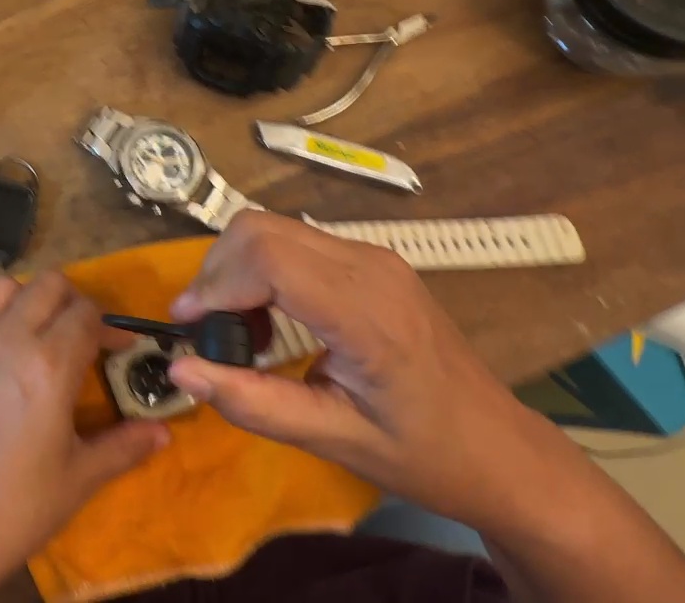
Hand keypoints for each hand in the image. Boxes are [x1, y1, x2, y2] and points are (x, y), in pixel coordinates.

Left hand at [0, 273, 167, 602]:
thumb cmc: (18, 506)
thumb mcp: (80, 478)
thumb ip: (124, 446)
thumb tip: (164, 433)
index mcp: (50, 365)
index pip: (87, 314)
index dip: (108, 328)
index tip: (118, 351)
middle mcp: (9, 338)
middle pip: (48, 284)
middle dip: (73, 302)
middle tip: (81, 337)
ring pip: (4, 285)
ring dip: (28, 298)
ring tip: (38, 332)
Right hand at [164, 211, 573, 532]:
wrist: (504, 452)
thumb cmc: (426, 455)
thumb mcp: (335, 440)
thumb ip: (254, 403)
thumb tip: (180, 371)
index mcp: (367, 314)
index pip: (268, 259)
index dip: (215, 283)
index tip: (187, 324)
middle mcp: (369, 267)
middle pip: (260, 229)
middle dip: (217, 272)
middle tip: (208, 328)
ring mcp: (373, 258)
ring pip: (272, 228)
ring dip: (236, 269)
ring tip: (239, 329)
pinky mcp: (370, 261)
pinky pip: (294, 242)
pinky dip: (261, 269)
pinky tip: (268, 317)